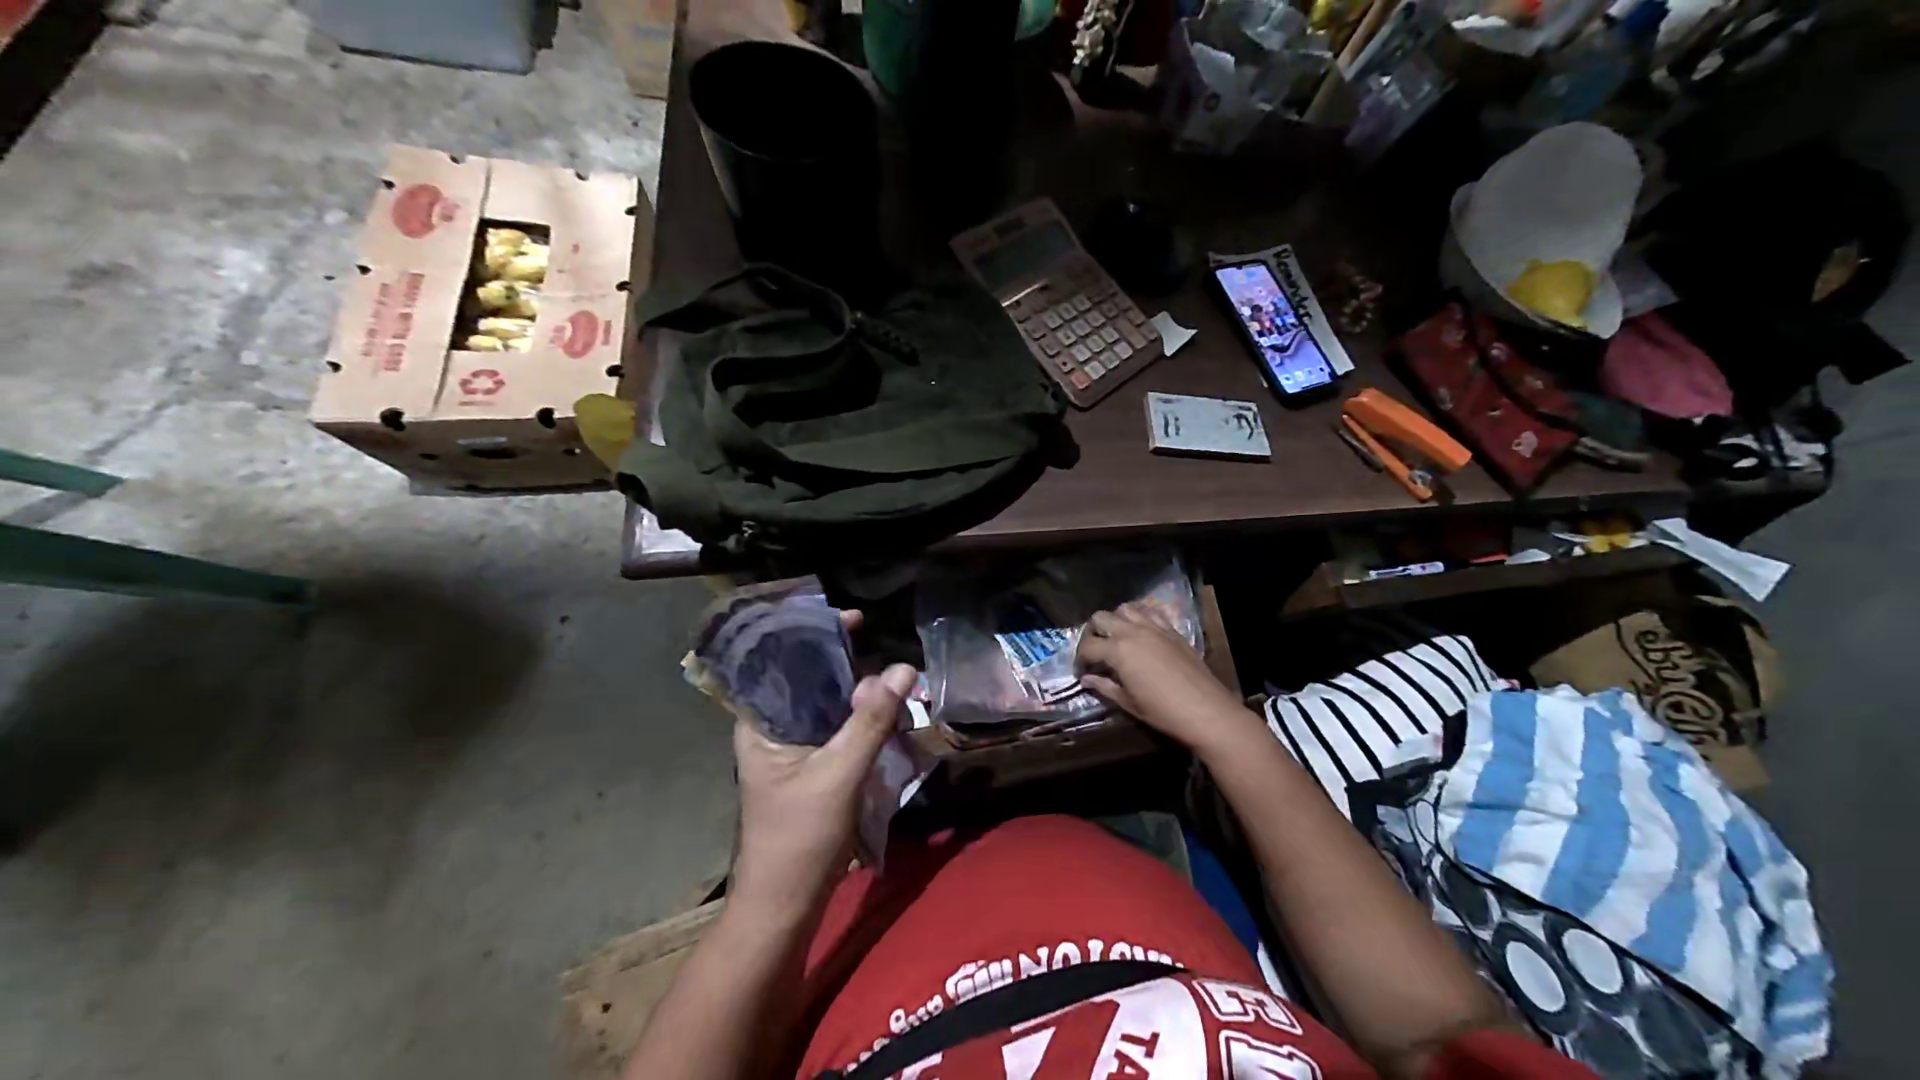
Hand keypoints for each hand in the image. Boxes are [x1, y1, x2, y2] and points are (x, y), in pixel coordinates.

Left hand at [731, 615, 914, 911]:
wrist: (785, 907)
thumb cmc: (799, 838)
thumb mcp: (838, 775)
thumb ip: (870, 722)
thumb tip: (903, 668)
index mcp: (759, 722)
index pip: (784, 662)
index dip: (817, 635)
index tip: (856, 619)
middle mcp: (772, 728)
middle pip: (810, 680)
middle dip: (848, 663)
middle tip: (887, 650)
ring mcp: (792, 750)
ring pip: (827, 706)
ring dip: (859, 692)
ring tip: (894, 677)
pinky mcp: (811, 768)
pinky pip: (837, 729)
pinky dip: (861, 719)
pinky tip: (887, 712)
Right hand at [1075, 603, 1259, 756]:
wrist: (1206, 710)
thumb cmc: (1163, 711)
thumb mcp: (1128, 703)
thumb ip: (1104, 686)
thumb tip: (1087, 678)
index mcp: (1117, 651)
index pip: (1087, 646)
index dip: (1080, 659)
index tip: (1081, 671)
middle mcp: (1132, 631)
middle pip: (1100, 618)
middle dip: (1092, 633)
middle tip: (1095, 651)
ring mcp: (1153, 627)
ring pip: (1124, 608)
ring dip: (1115, 620)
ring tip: (1116, 638)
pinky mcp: (1171, 630)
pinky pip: (1150, 612)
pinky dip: (1140, 617)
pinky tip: (1140, 632)